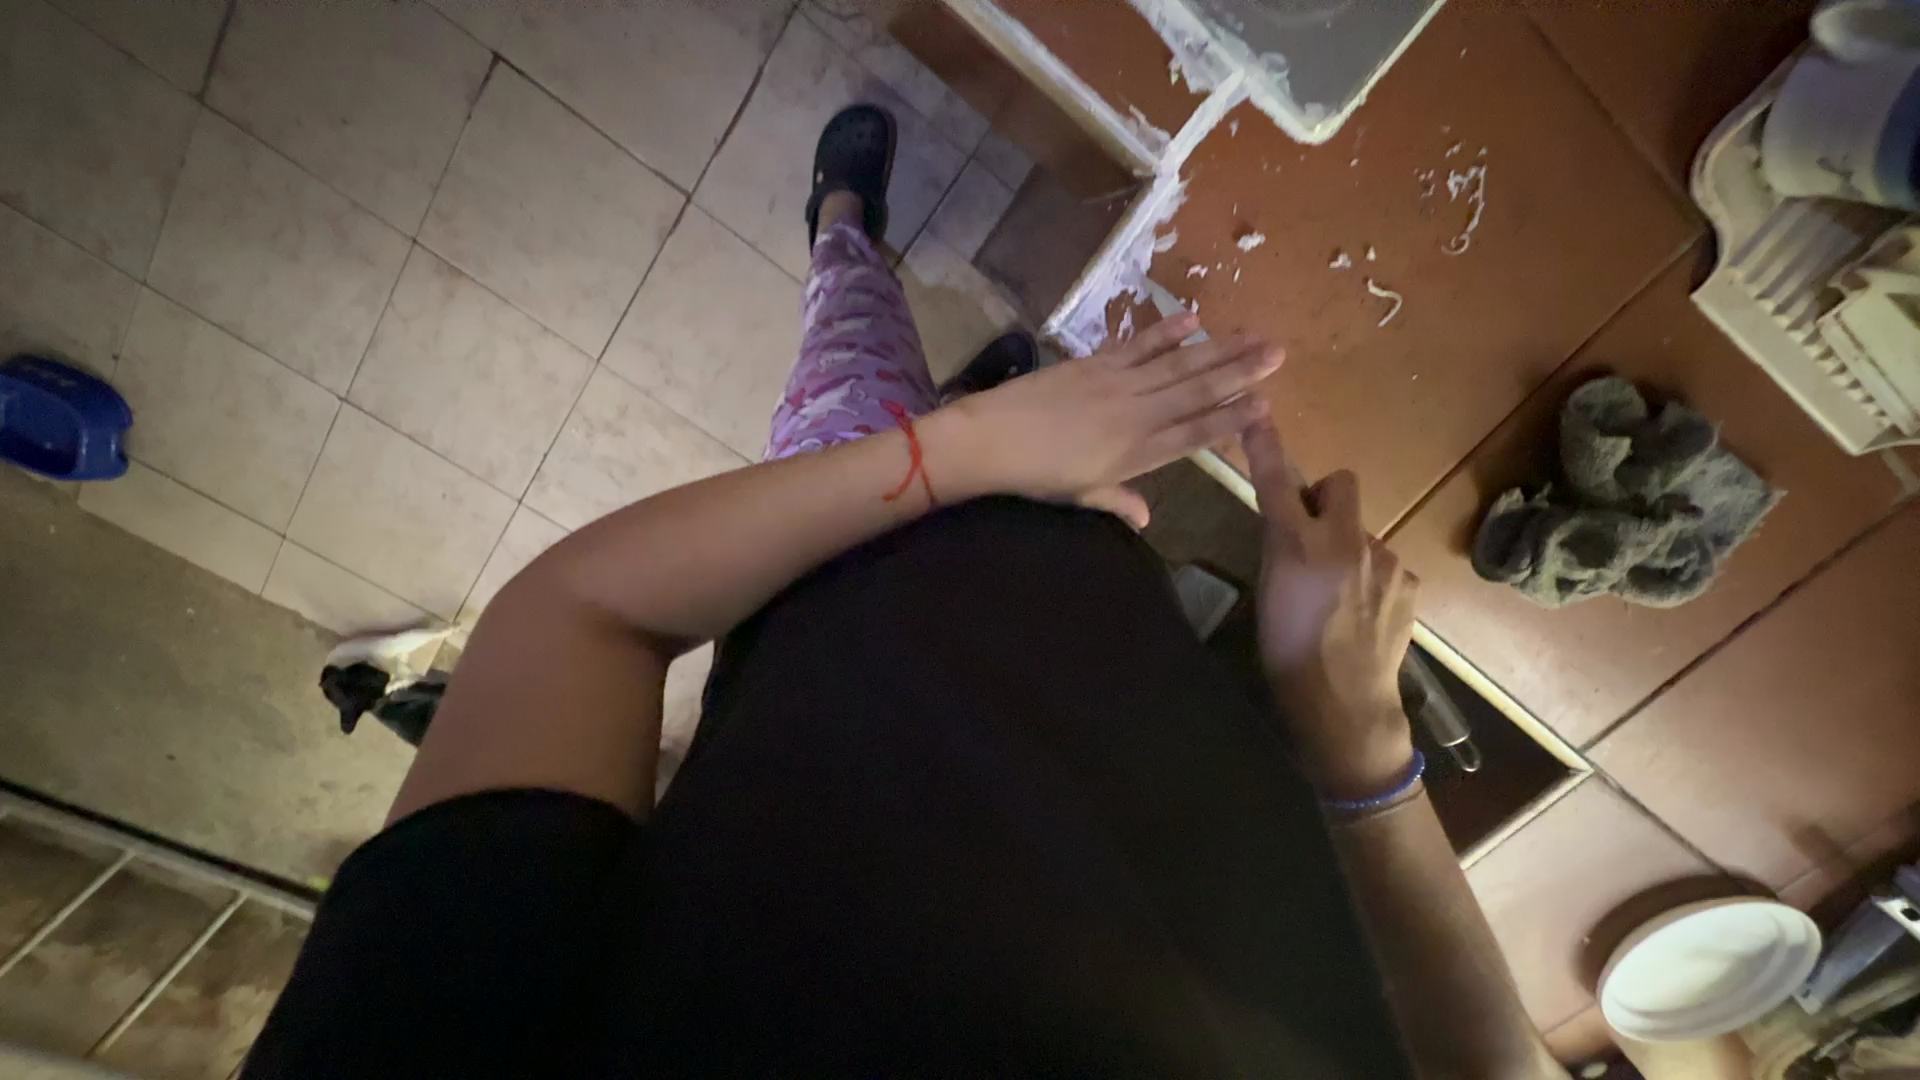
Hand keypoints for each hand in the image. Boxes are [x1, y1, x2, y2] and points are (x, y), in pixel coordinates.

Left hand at [923, 314, 1280, 525]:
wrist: (991, 440)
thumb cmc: (1035, 476)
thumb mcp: (1080, 495)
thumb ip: (1118, 501)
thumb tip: (1147, 520)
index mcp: (1135, 455)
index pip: (1194, 435)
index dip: (1231, 420)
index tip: (1266, 405)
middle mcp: (1135, 416)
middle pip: (1196, 392)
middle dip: (1240, 373)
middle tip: (1278, 354)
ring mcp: (1117, 384)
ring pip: (1177, 365)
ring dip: (1218, 348)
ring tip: (1254, 334)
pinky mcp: (1095, 362)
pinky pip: (1138, 344)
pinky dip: (1166, 330)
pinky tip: (1194, 318)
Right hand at [1241, 419, 1417, 798]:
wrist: (1342, 702)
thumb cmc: (1286, 651)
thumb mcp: (1267, 591)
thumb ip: (1279, 548)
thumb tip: (1287, 523)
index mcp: (1299, 544)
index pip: (1278, 483)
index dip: (1266, 449)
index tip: (1256, 417)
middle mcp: (1345, 541)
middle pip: (1341, 483)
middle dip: (1324, 496)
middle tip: (1309, 533)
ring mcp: (1384, 560)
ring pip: (1360, 531)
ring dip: (1346, 548)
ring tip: (1333, 595)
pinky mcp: (1408, 582)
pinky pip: (1382, 563)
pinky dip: (1369, 577)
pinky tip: (1359, 612)